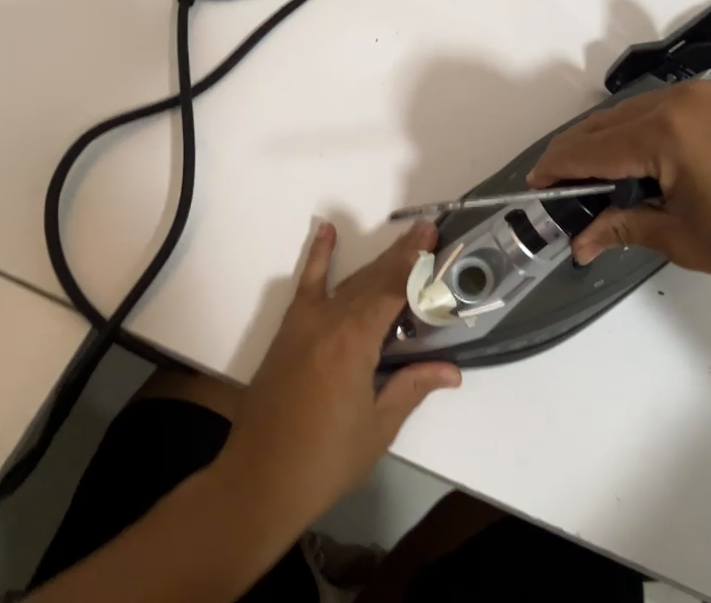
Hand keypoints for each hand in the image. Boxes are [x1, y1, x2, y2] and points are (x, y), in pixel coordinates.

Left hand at [214, 222, 461, 531]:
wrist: (259, 479)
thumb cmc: (326, 459)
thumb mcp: (378, 427)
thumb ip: (411, 388)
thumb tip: (451, 370)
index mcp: (354, 342)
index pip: (393, 291)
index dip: (416, 264)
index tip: (433, 236)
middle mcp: (328, 322)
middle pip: (372, 280)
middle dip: (402, 256)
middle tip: (427, 231)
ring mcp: (303, 324)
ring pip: (347, 282)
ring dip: (375, 260)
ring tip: (402, 239)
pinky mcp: (287, 333)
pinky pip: (306, 286)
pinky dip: (316, 258)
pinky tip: (325, 232)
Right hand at [528, 79, 710, 286]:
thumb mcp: (685, 239)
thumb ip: (625, 228)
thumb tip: (580, 242)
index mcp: (665, 131)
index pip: (591, 148)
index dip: (558, 168)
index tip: (534, 187)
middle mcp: (681, 99)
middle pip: (608, 123)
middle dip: (578, 153)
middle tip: (558, 184)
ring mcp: (710, 94)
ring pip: (637, 111)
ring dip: (610, 140)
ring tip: (598, 175)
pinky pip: (670, 108)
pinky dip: (645, 130)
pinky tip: (645, 157)